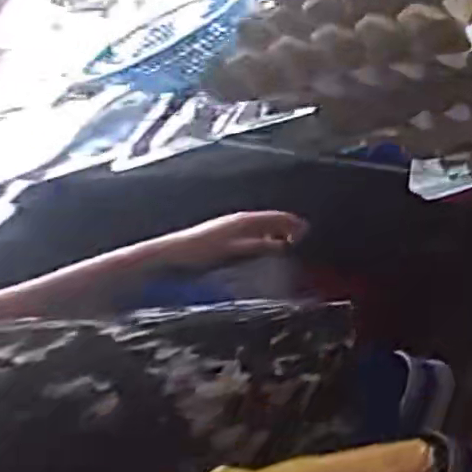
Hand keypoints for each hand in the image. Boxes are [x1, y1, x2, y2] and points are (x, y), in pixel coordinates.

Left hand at [152, 211, 307, 269]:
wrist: (167, 253)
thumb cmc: (203, 251)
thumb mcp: (236, 250)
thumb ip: (263, 246)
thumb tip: (285, 246)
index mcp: (249, 220)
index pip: (282, 217)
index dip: (297, 225)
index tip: (304, 237)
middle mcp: (243, 218)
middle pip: (274, 219)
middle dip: (288, 229)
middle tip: (295, 242)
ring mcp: (232, 223)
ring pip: (263, 225)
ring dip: (275, 233)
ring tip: (278, 247)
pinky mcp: (224, 230)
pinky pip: (252, 229)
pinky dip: (262, 236)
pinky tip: (257, 247)